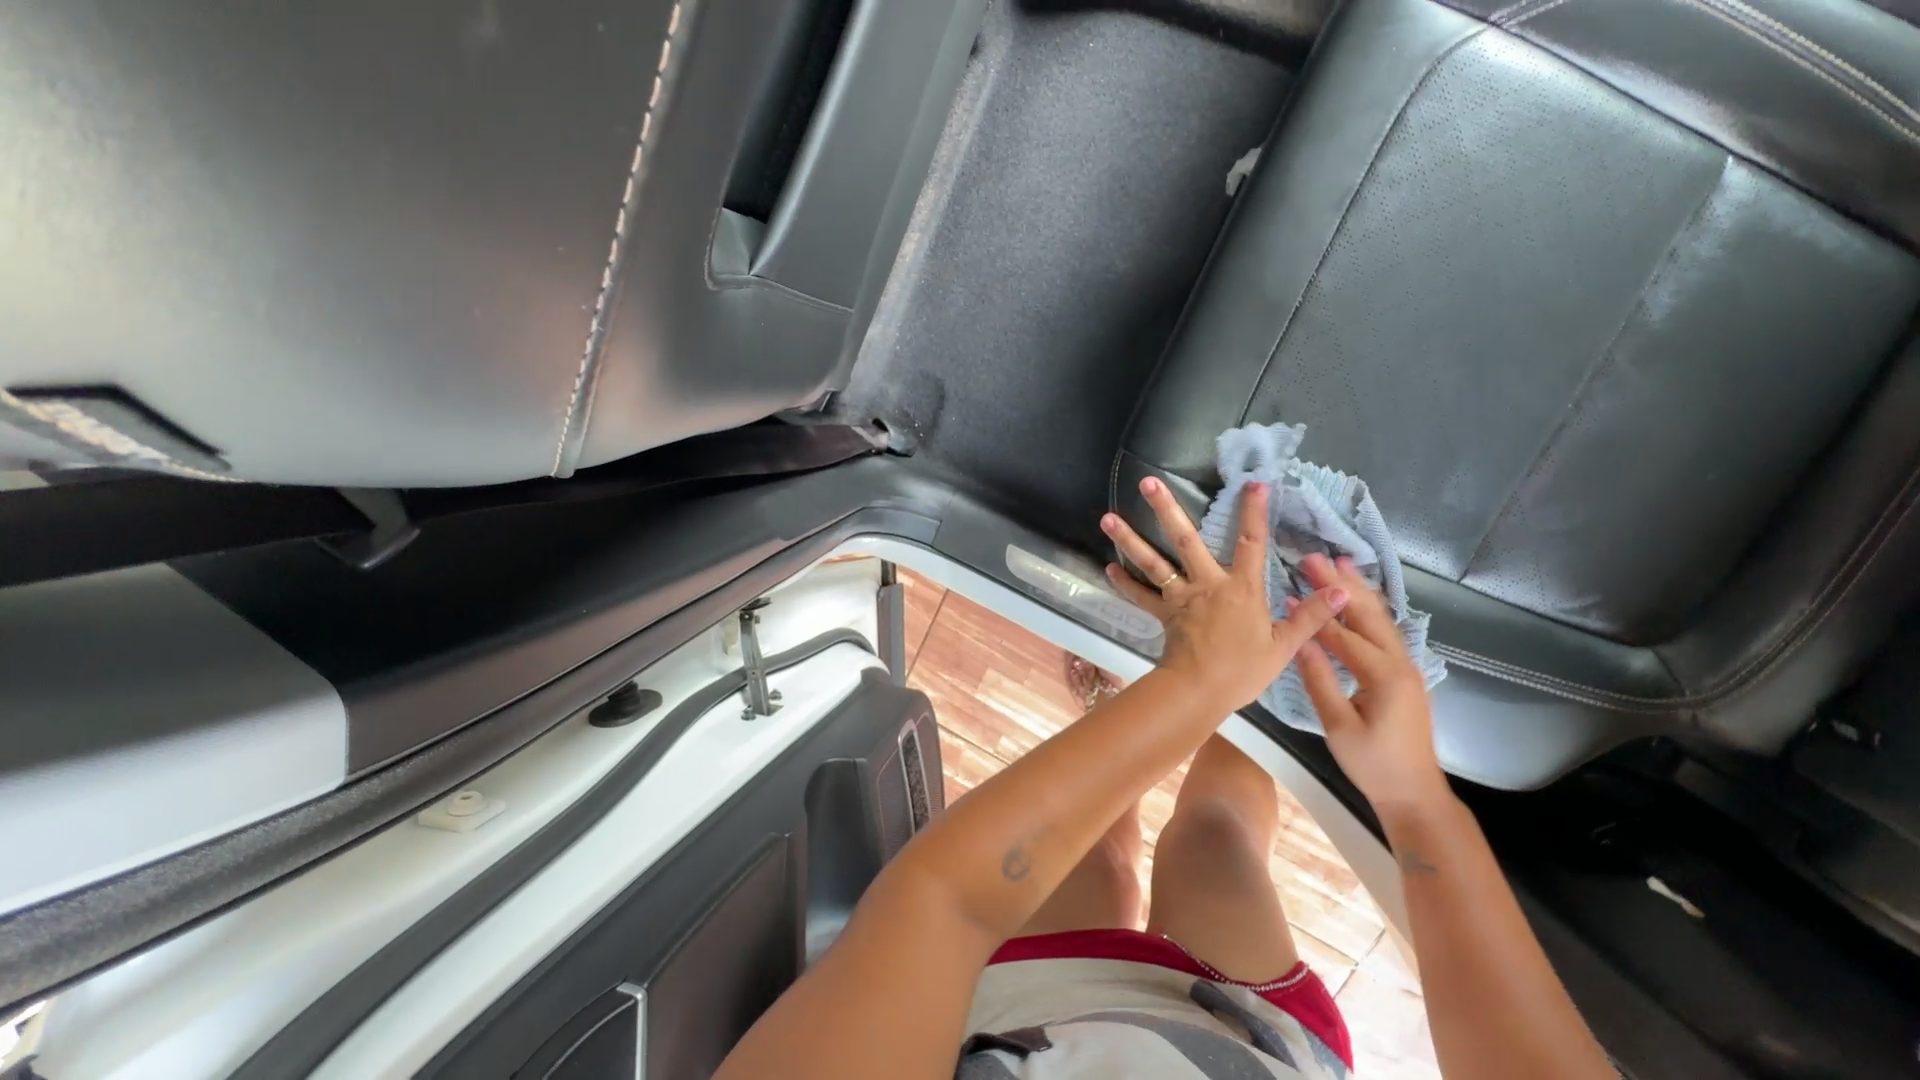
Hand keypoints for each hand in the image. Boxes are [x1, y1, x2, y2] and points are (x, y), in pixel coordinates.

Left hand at [1101, 475, 1348, 712]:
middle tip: (1147, 482)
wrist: (1199, 691)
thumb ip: (1311, 616)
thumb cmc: (1243, 670)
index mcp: (1241, 588)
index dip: (1254, 513)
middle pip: (1185, 539)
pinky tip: (1109, 567)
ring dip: (1129, 538)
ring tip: (1107, 518)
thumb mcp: (1284, 645)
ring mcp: (1181, 598)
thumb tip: (1340, 589)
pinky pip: (1141, 596)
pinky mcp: (1163, 615)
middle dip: (1166, 508)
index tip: (1254, 483)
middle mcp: (1207, 584)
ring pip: (1153, 562)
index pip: (1252, 543)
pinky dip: (1125, 582)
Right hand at [1295, 553, 1450, 814]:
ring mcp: (1407, 667)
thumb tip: (1298, 640)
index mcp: (1384, 675)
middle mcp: (1400, 663)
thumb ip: (1319, 679)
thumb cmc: (1373, 764)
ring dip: (1358, 591)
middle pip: (1368, 615)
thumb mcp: (1338, 725)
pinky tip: (1359, 599)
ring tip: (1341, 563)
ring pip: (1380, 620)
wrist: (1414, 793)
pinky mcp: (1404, 675)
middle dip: (1342, 585)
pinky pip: (1384, 633)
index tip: (1289, 592)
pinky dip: (1368, 610)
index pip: (1343, 636)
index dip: (1315, 615)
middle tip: (1316, 557)